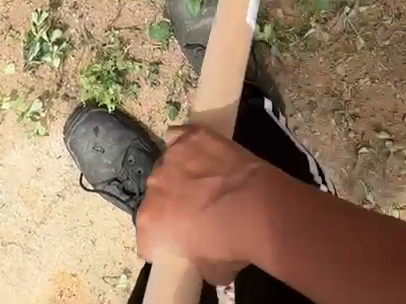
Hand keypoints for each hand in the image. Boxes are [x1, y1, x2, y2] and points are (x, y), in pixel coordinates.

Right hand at [136, 126, 277, 284]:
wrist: (257, 207)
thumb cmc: (231, 245)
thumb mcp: (207, 270)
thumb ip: (193, 259)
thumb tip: (200, 254)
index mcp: (150, 222)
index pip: (148, 237)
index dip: (163, 243)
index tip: (179, 244)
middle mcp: (153, 186)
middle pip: (157, 197)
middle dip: (171, 204)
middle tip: (195, 212)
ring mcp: (172, 156)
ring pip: (169, 165)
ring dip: (181, 174)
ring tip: (205, 181)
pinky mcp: (192, 134)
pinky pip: (180, 136)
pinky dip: (188, 145)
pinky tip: (202, 153)